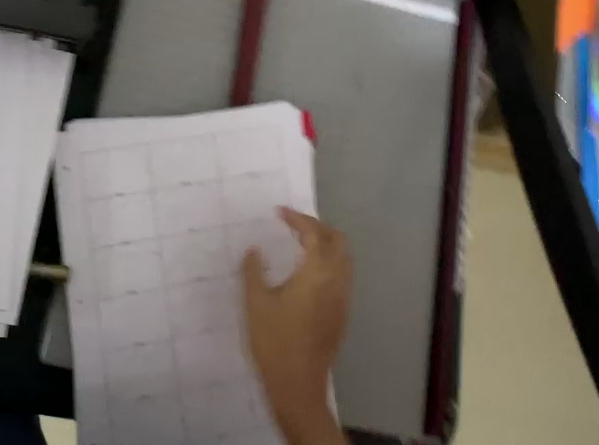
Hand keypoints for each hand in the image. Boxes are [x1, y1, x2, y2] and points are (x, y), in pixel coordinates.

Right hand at [243, 207, 351, 444]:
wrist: (297, 385)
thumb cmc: (274, 341)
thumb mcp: (255, 302)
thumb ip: (254, 270)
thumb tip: (254, 250)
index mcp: (316, 273)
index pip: (314, 233)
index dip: (298, 219)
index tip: (280, 213)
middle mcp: (336, 281)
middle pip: (338, 241)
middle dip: (317, 227)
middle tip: (293, 225)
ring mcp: (343, 299)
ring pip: (344, 259)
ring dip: (326, 243)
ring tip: (299, 243)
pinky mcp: (342, 314)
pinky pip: (342, 275)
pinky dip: (329, 262)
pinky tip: (307, 272)